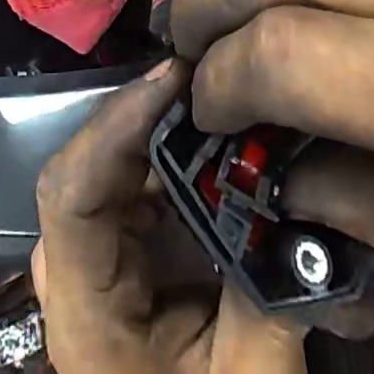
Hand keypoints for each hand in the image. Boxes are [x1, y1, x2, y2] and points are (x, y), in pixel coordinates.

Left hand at [33, 59, 307, 372]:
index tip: (178, 77)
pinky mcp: (116, 237)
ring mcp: (91, 244)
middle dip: (155, 108)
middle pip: (95, 157)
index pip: (71, 189)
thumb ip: (270, 299)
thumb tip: (304, 205)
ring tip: (225, 89)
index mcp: (82, 304)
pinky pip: (138, 173)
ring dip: (167, 120)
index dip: (116, 121)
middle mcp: (70, 261)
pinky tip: (216, 129)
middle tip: (220, 70)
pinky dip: (176, 145)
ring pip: (118, 156)